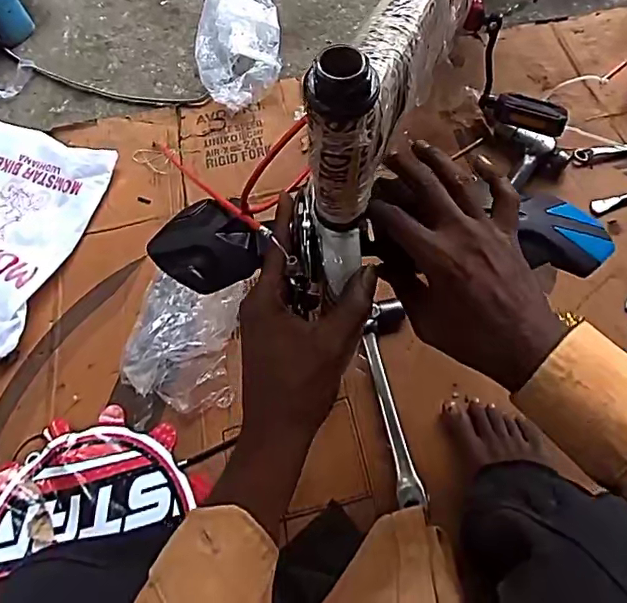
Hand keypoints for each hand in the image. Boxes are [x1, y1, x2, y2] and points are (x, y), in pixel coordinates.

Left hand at [208, 201, 376, 533]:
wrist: (276, 432)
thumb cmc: (300, 387)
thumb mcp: (332, 343)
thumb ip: (351, 306)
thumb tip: (369, 272)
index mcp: (264, 299)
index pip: (276, 248)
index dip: (285, 219)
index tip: (293, 193)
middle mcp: (257, 303)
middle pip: (283, 263)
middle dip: (305, 243)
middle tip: (330, 219)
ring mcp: (261, 319)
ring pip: (287, 283)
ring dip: (309, 270)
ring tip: (336, 248)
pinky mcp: (269, 333)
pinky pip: (289, 301)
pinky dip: (308, 292)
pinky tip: (330, 290)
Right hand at [367, 140, 563, 390]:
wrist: (530, 348)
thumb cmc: (474, 340)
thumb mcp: (426, 320)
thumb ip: (402, 287)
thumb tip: (382, 265)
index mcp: (436, 256)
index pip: (395, 218)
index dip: (374, 206)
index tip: (362, 201)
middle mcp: (460, 232)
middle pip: (425, 187)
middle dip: (401, 168)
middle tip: (386, 157)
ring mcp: (487, 228)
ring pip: (460, 183)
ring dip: (437, 161)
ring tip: (420, 145)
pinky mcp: (508, 233)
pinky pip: (505, 196)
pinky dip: (495, 175)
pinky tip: (481, 161)